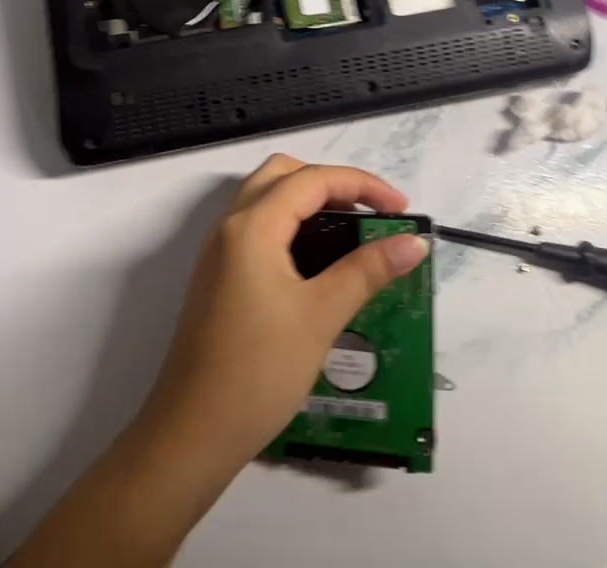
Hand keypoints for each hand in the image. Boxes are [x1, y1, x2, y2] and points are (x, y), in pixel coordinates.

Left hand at [7, 156, 428, 567]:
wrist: (192, 431)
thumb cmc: (259, 370)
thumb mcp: (321, 316)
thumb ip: (368, 270)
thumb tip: (414, 241)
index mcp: (251, 225)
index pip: (312, 179)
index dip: (362, 184)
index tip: (402, 209)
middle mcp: (229, 227)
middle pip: (282, 175)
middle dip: (331, 184)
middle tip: (369, 216)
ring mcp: (218, 253)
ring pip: (265, 200)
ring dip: (309, 204)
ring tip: (351, 237)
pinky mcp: (217, 277)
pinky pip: (256, 229)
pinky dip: (290, 228)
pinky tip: (318, 266)